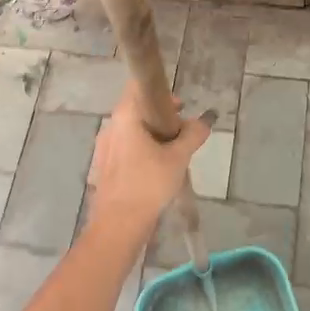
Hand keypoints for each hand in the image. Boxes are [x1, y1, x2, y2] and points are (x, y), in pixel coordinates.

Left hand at [87, 82, 213, 232]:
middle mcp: (111, 126)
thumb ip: (193, 135)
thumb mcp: (178, 157)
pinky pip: (126, 148)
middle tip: (183, 133)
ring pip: (132, 130)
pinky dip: (142, 150)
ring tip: (174, 153)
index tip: (179, 108)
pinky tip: (157, 169)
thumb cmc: (148, 184)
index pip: (139, 86)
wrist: (118, 224)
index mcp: (125, 117)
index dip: (162, 93)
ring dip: (153, 135)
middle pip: (137, 109)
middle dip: (162, 117)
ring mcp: (105, 147)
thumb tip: (205, 121)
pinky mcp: (105, 165)